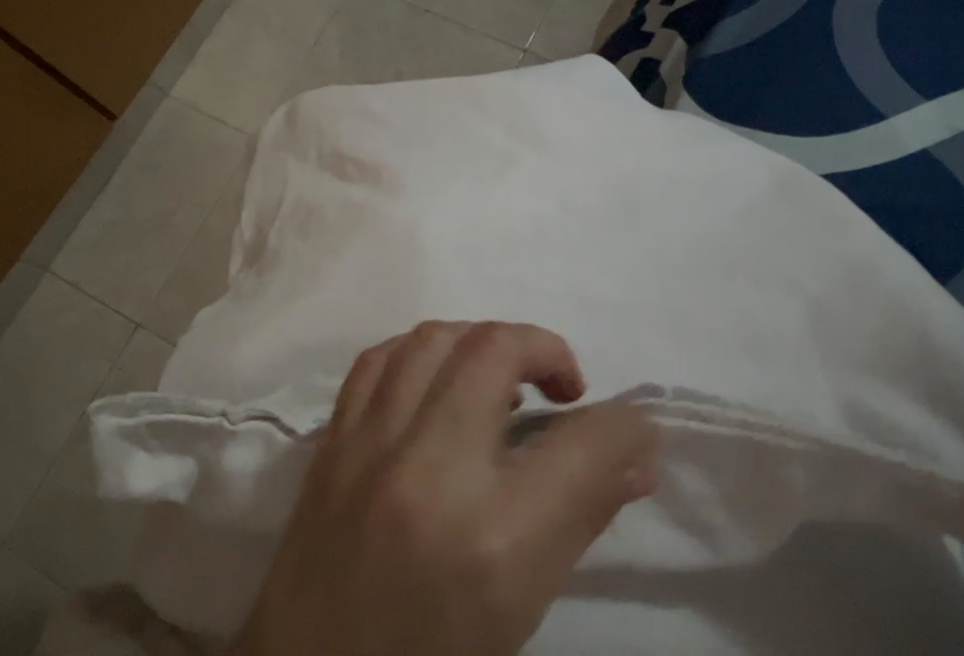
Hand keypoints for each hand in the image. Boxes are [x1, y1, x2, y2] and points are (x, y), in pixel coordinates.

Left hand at [229, 321, 658, 655]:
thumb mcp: (522, 605)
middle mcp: (429, 472)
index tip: (633, 425)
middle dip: (547, 350)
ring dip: (482, 342)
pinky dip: (421, 353)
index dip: (625, 425)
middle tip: (564, 388)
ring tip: (503, 378)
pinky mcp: (329, 443)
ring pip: (433, 339)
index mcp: (493, 537)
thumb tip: (634, 455)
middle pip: (496, 352)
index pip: (584, 446)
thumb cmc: (431, 653)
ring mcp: (368, 449)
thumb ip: (581, 518)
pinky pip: (378, 359)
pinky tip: (438, 379)